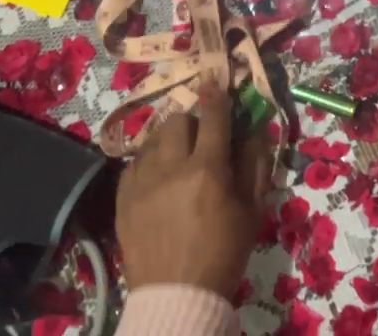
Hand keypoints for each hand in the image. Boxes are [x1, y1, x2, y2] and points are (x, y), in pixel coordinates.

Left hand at [115, 82, 275, 298]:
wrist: (178, 299)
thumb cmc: (224, 252)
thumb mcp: (253, 208)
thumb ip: (255, 164)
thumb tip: (254, 131)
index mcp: (208, 170)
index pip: (212, 117)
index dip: (216, 95)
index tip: (215, 79)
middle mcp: (171, 169)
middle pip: (177, 122)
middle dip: (192, 119)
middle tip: (202, 131)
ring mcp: (141, 186)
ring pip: (151, 140)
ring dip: (168, 138)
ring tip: (177, 150)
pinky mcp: (122, 203)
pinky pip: (132, 165)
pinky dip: (147, 160)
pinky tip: (157, 171)